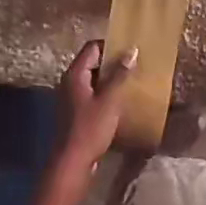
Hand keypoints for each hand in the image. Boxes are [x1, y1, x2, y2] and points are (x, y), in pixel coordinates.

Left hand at [55, 40, 136, 164]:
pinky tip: (121, 98)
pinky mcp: (76, 110)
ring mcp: (71, 96)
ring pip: (93, 78)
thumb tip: (131, 51)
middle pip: (92, 62)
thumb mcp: (109, 100)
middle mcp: (70, 81)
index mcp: (75, 74)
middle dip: (113, 62)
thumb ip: (119, 75)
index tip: (131, 49)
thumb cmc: (91, 128)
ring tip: (132, 79)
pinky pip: (92, 93)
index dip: (111, 45)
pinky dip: (105, 92)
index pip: (91, 47)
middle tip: (136, 64)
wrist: (73, 159)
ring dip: (111, 78)